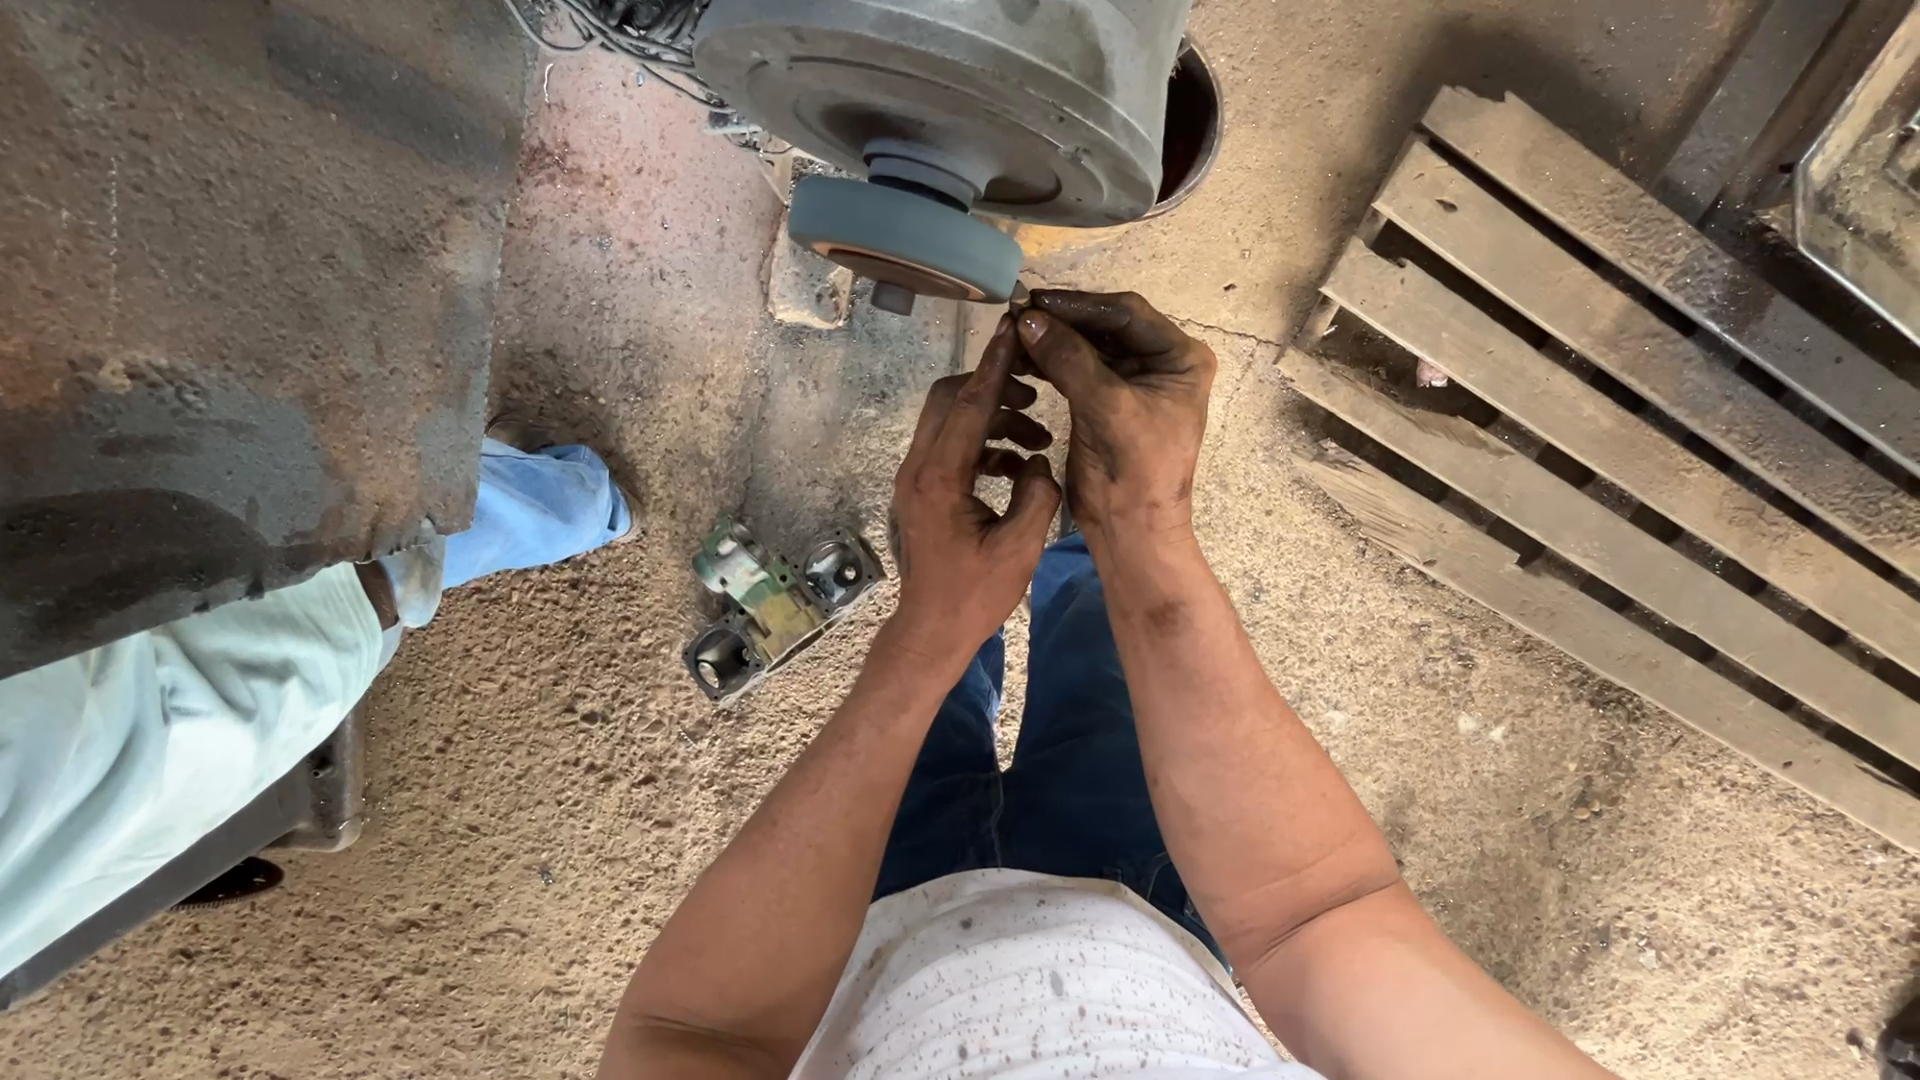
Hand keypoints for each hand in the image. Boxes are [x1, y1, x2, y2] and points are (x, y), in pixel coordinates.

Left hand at [889, 316, 1060, 662]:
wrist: (932, 628)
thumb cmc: (975, 594)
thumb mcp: (1019, 547)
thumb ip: (1037, 494)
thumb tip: (1039, 462)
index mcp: (939, 478)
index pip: (967, 405)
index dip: (994, 367)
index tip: (1015, 332)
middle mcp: (918, 469)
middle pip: (949, 401)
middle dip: (993, 388)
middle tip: (1036, 395)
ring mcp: (915, 480)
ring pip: (949, 423)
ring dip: (992, 419)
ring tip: (1037, 437)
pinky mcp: (921, 491)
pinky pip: (949, 448)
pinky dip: (982, 445)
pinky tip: (1017, 465)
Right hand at [1015, 291, 1215, 542]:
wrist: (1130, 526)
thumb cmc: (1136, 467)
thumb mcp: (1108, 406)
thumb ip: (1070, 359)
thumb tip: (1027, 319)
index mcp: (1180, 358)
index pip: (1127, 314)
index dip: (1081, 305)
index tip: (1037, 301)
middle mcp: (1158, 364)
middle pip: (1105, 328)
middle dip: (1063, 322)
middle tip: (1019, 313)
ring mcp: (1130, 384)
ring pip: (1086, 349)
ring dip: (1052, 342)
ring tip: (1014, 334)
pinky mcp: (1103, 403)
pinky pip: (1074, 372)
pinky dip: (1049, 364)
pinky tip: (1023, 358)